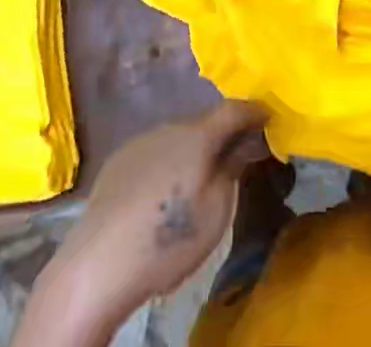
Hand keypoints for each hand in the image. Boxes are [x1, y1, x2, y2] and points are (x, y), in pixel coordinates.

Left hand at [15, 101, 269, 346]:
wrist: (100, 260)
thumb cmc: (169, 238)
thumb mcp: (216, 211)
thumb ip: (233, 169)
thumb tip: (246, 143)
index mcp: (196, 137)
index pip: (233, 110)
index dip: (254, 111)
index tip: (270, 116)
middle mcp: (167, 128)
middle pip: (204, 124)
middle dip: (224, 135)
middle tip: (240, 155)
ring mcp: (139, 142)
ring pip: (177, 138)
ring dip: (194, 150)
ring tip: (202, 179)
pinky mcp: (118, 160)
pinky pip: (155, 152)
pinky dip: (169, 162)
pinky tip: (165, 192)